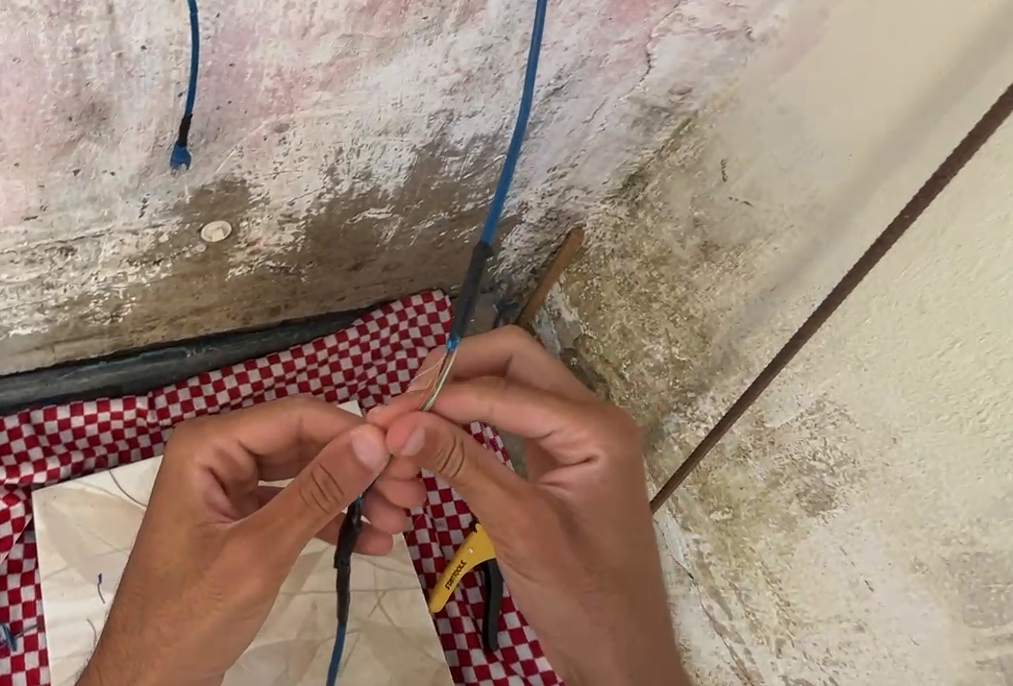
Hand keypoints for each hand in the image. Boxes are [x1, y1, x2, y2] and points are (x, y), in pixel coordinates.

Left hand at [80, 397, 427, 685]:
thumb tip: (374, 441)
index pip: (294, 417)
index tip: (404, 457)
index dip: (350, 431)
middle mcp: (220, 451)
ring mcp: (230, 484)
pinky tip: (371, 541)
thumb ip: (317, 493)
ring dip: (351, 496)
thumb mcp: (259, 552)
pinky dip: (331, 520)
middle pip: (303, 442)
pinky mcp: (241, 517)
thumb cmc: (190, 614)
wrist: (148, 681)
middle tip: (411, 495)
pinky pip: (294, 503)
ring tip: (400, 521)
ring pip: (304, 473)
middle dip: (357, 468)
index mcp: (209, 443)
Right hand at [368, 327, 689, 685]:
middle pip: (512, 357)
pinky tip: (442, 426)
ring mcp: (578, 430)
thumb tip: (399, 424)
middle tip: (407, 400)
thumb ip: (461, 465)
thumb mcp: (518, 527)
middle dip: (455, 370)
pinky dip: (473, 408)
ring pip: (510, 376)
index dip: (443, 398)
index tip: (389, 418)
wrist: (622, 659)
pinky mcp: (562, 450)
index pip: (503, 388)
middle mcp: (591, 413)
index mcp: (594, 426)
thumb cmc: (583, 598)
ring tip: (414, 411)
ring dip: (461, 385)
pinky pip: (512, 406)